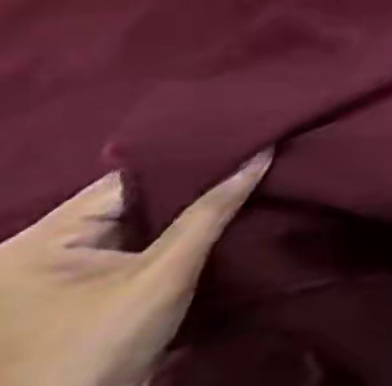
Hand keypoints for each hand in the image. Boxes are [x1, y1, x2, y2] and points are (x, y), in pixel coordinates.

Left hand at [0, 153, 270, 385]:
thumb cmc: (101, 344)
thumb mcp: (166, 274)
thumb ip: (212, 210)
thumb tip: (261, 153)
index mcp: (35, 241)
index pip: (128, 179)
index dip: (190, 160)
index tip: (248, 144)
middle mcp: (32, 252)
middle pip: (131, 201)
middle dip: (192, 188)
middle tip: (254, 164)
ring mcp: (46, 278)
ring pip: (134, 225)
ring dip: (184, 215)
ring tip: (244, 186)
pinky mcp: (69, 296)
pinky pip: (128, 249)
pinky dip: (168, 239)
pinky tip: (214, 224)